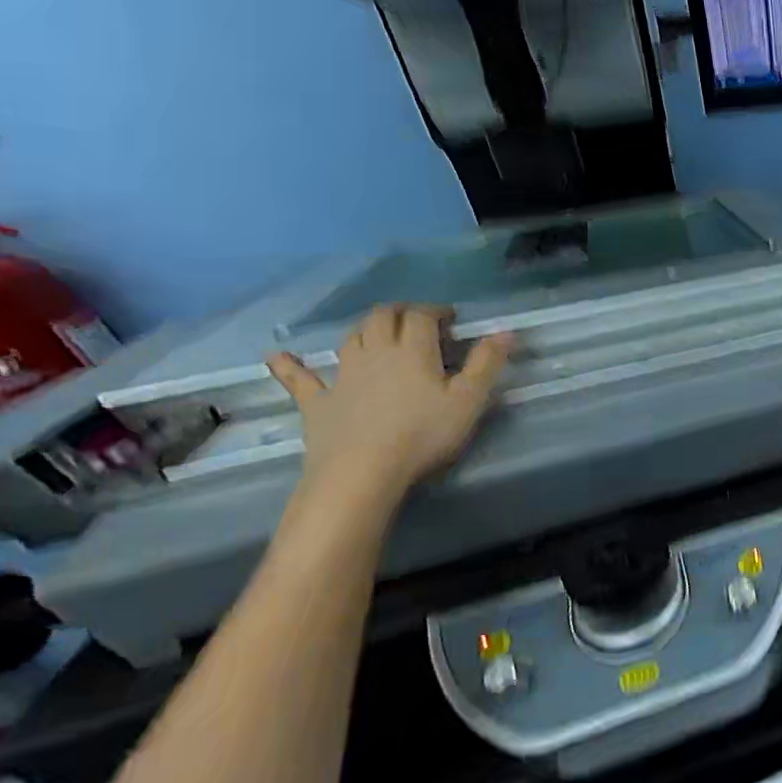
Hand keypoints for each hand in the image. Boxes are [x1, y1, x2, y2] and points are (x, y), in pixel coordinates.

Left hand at [266, 304, 513, 493]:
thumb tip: (505, 331)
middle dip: (400, 311)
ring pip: (351, 338)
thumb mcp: (469, 400)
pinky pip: (299, 378)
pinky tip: (276, 355)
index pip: (421, 317)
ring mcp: (341, 375)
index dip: (436, 311)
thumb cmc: (424, 434)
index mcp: (412, 351)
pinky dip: (289, 364)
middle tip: (417, 319)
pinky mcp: (317, 401)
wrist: (362, 471)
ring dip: (366, 328)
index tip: (451, 317)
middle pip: (382, 317)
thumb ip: (487, 364)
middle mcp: (374, 353)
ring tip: (379, 332)